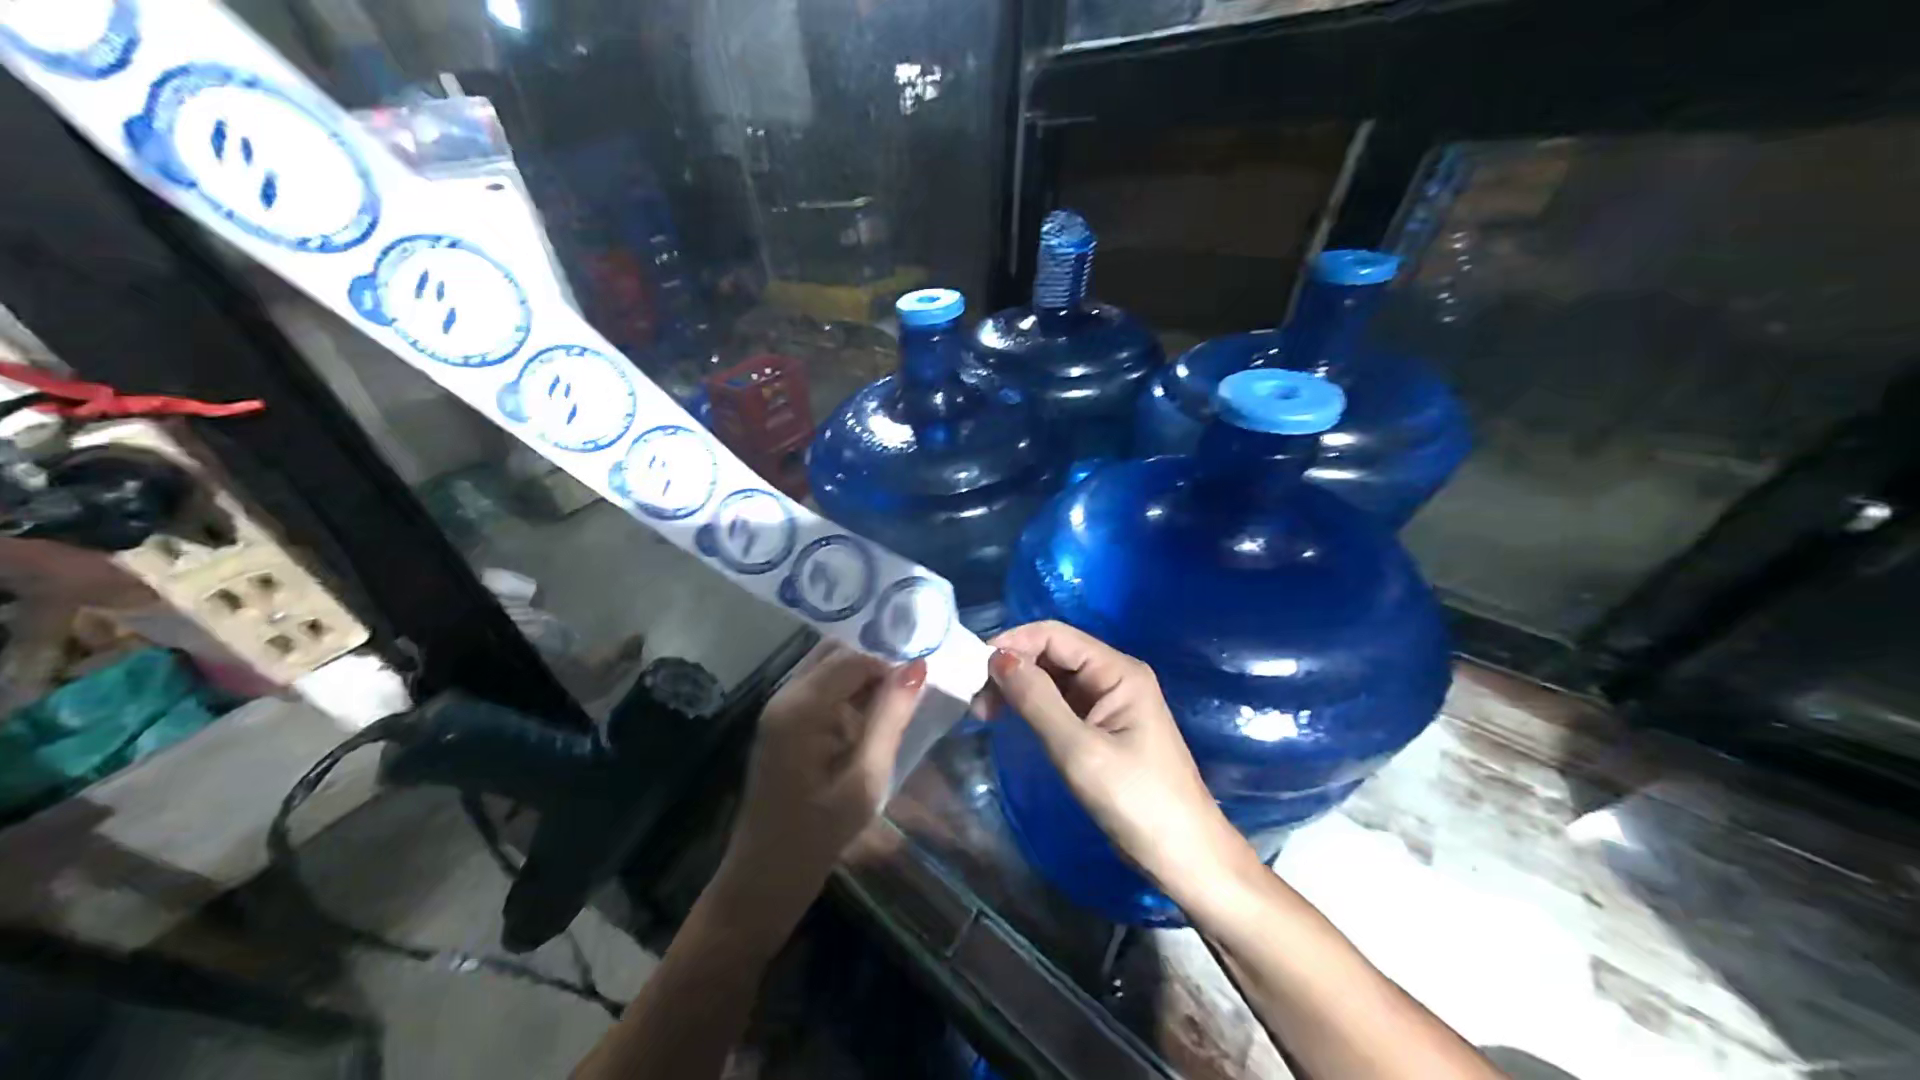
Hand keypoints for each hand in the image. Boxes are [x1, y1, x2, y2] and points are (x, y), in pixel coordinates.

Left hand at [716, 643, 924, 929]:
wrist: (766, 877)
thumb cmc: (820, 832)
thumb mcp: (867, 777)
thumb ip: (891, 717)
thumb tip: (918, 667)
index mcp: (800, 707)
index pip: (853, 659)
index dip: (889, 668)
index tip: (916, 695)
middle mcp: (784, 695)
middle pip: (836, 654)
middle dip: (873, 668)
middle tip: (903, 701)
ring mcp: (778, 708)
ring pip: (827, 668)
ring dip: (860, 682)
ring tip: (888, 714)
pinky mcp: (781, 723)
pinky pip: (818, 690)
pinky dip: (845, 696)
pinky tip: (864, 726)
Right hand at [982, 621, 1262, 907]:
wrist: (1184, 856)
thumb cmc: (1136, 800)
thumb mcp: (1078, 749)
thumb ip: (1036, 700)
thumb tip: (997, 657)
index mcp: (1117, 671)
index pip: (1055, 635)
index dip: (1013, 643)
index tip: (973, 666)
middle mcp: (1114, 677)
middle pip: (1053, 654)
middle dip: (1012, 667)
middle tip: (975, 698)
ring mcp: (1109, 703)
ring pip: (1053, 679)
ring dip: (1018, 688)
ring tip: (984, 713)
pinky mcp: (1102, 729)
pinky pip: (1060, 704)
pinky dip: (1032, 707)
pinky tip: (1009, 720)